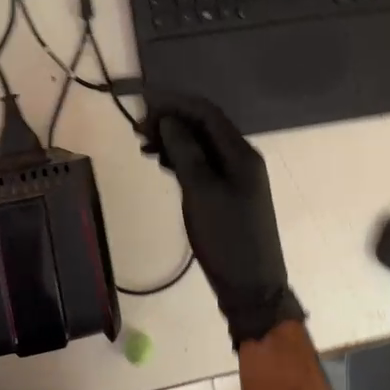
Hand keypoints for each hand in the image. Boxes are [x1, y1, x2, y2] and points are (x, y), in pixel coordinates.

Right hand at [141, 95, 301, 346]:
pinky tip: (161, 162)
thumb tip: (168, 119)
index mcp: (241, 153)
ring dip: (173, 137)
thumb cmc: (226, 238)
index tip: (141, 102)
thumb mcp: (201, 192)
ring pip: (200, 142)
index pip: (206, 111)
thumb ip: (185, 152)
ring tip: (143, 145)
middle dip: (171, 119)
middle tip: (138, 129)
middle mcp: (241, 157)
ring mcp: (235, 174)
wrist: (251, 287)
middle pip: (203, 124)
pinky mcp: (227, 191)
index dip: (173, 101)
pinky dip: (180, 156)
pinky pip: (202, 161)